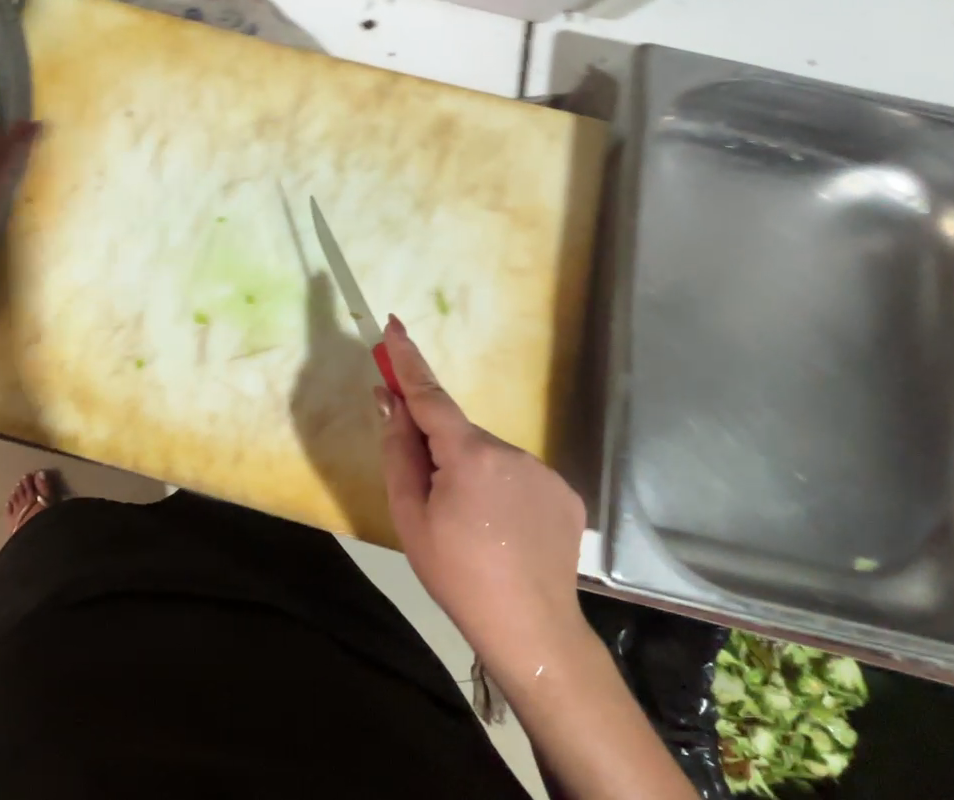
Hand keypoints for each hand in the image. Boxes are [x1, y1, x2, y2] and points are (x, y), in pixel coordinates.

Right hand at [376, 313, 589, 686]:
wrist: (530, 628)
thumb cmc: (455, 572)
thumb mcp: (408, 513)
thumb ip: (397, 450)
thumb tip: (388, 400)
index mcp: (468, 455)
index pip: (429, 394)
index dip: (407, 359)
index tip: (392, 325)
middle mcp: (511, 451)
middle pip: (457, 432)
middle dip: (436, 447)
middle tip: (425, 495)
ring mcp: (544, 472)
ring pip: (487, 456)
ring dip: (468, 471)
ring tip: (468, 525)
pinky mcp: (565, 494)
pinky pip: (516, 476)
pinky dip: (498, 489)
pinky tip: (499, 529)